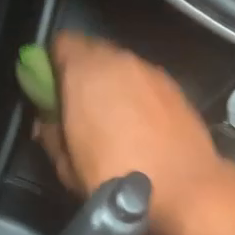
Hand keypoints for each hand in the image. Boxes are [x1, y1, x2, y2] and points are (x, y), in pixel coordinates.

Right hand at [35, 33, 234, 232]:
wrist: (186, 190)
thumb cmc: (118, 178)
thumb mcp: (67, 166)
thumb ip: (50, 134)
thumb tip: (47, 122)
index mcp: (86, 71)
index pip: (60, 44)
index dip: (51, 64)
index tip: (50, 90)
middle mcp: (121, 61)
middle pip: (93, 51)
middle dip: (82, 74)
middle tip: (78, 107)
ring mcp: (152, 72)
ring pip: (122, 67)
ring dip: (113, 84)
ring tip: (112, 120)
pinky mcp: (176, 88)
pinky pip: (146, 83)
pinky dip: (138, 95)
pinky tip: (140, 126)